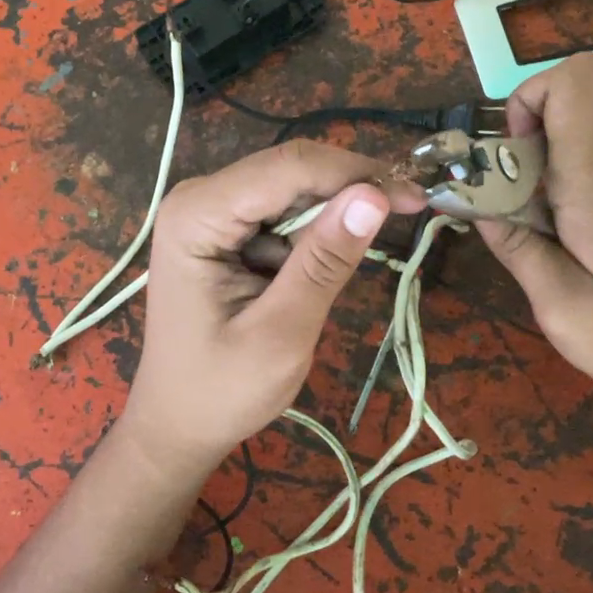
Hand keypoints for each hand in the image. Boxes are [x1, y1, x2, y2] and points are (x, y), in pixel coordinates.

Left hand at [116, 141, 423, 480]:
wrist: (178, 423)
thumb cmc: (221, 391)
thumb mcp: (281, 333)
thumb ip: (324, 262)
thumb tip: (373, 196)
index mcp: (196, 216)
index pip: (288, 168)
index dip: (355, 174)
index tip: (414, 198)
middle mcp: (198, 198)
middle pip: (290, 170)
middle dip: (349, 190)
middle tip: (408, 213)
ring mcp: (209, 212)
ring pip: (291, 188)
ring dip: (333, 215)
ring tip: (360, 253)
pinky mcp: (224, 230)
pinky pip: (281, 213)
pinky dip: (313, 234)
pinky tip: (320, 268)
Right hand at [477, 55, 592, 429]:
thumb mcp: (561, 309)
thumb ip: (515, 245)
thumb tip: (474, 202)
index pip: (572, 82)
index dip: (526, 100)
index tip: (509, 157)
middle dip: (540, 104)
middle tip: (521, 166)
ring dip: (566, 121)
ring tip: (544, 182)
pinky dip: (590, 145)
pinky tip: (574, 204)